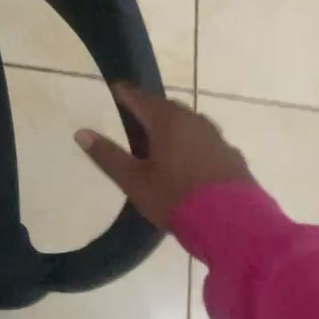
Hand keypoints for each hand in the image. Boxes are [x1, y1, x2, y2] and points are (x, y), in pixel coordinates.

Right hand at [74, 84, 254, 228]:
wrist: (237, 228)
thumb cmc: (176, 198)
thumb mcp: (133, 180)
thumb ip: (107, 155)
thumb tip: (81, 132)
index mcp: (168, 121)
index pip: (140, 98)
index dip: (124, 93)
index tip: (113, 90)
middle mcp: (196, 122)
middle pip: (167, 108)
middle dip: (150, 110)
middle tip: (132, 118)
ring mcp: (219, 140)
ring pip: (190, 125)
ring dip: (173, 128)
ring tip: (159, 142)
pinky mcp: (234, 159)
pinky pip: (206, 143)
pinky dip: (192, 145)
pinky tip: (187, 164)